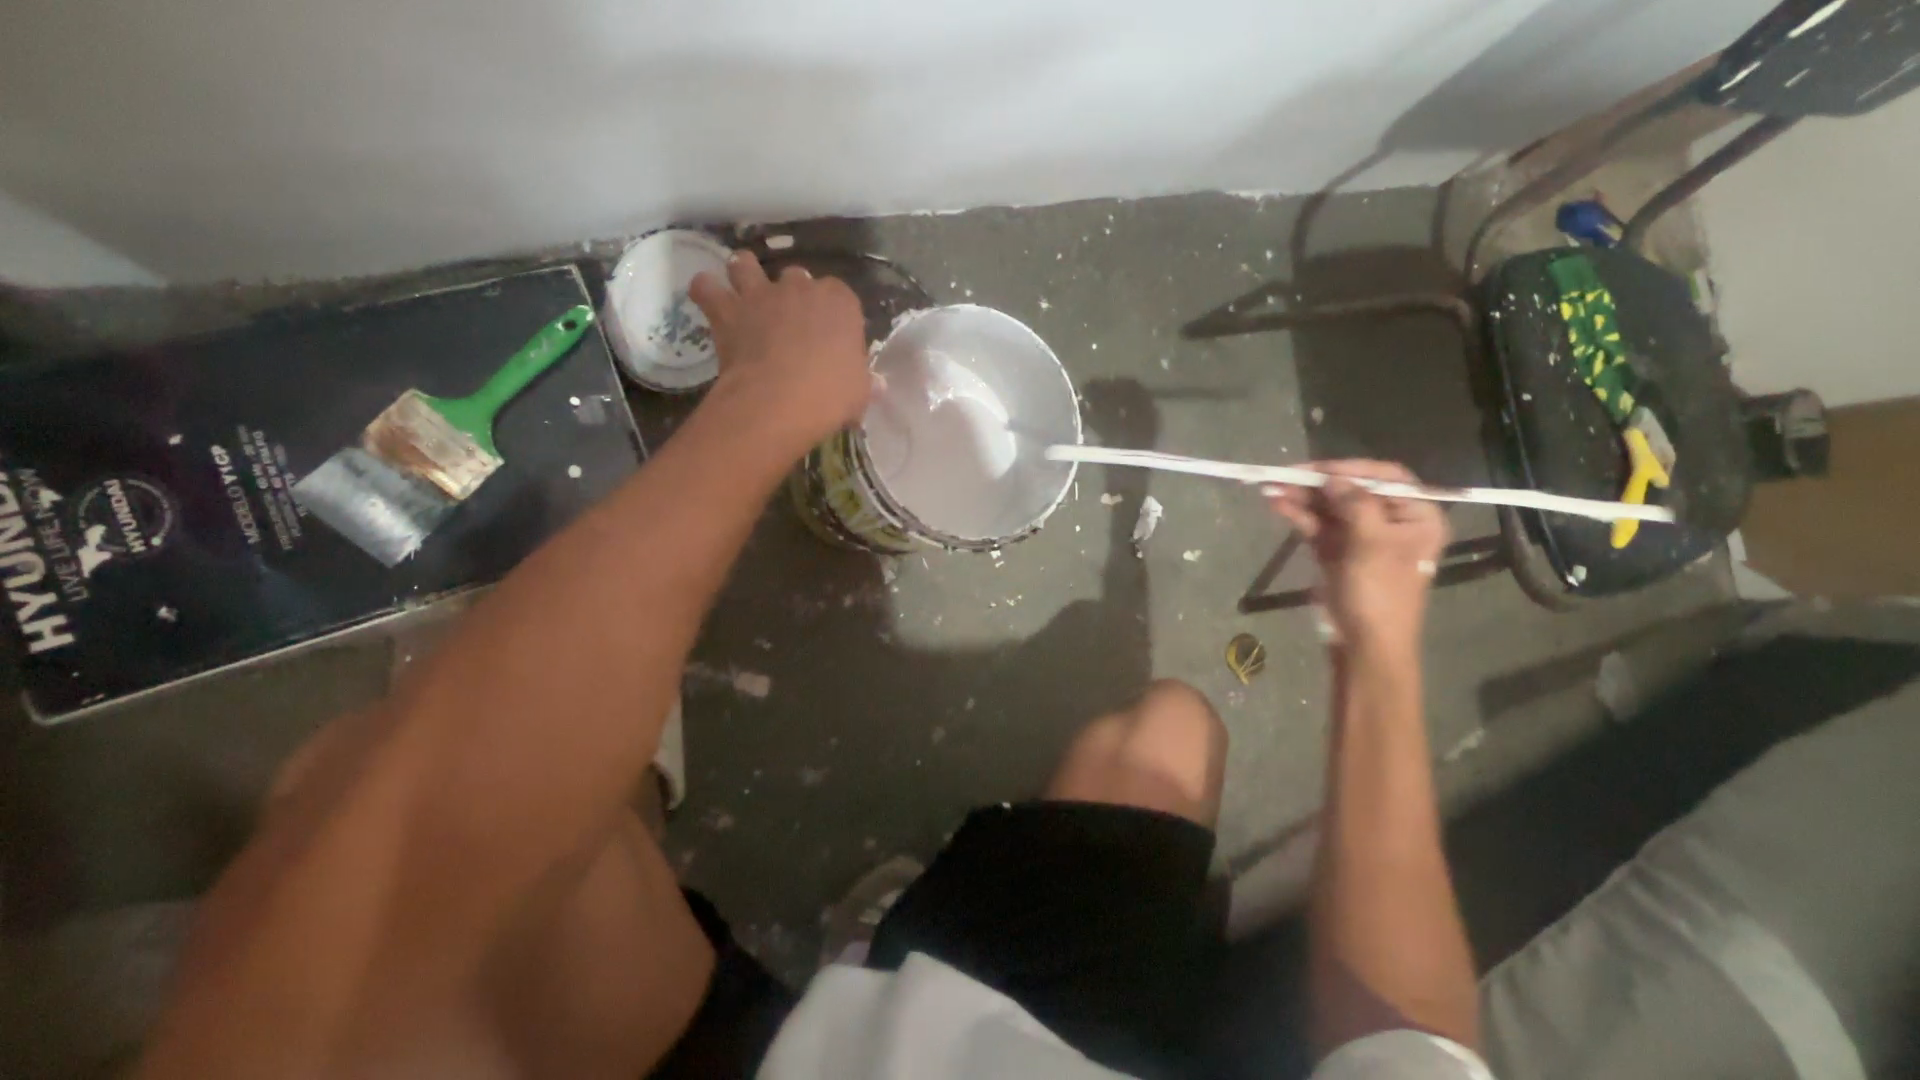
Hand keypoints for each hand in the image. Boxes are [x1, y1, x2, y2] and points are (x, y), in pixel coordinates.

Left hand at [689, 251, 874, 453]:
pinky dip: (705, 291)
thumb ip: (864, 381)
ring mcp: (761, 294)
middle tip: (788, 321)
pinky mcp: (727, 309)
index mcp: (840, 302)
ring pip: (746, 264)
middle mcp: (800, 287)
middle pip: (795, 277)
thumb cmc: (830, 396)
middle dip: (791, 293)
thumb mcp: (859, 392)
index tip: (829, 336)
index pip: (840, 296)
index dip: (832, 314)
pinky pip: (706, 286)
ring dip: (743, 273)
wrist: (780, 400)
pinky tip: (708, 300)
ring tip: (743, 291)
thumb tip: (876, 384)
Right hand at [1265, 460, 1447, 655]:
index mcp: (1417, 517)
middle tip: (1285, 475)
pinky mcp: (1337, 552)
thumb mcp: (1373, 545)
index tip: (1321, 470)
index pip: (1387, 478)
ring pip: (1330, 507)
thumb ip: (1356, 504)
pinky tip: (1277, 505)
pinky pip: (1318, 526)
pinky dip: (1299, 515)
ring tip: (1271, 487)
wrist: (1365, 645)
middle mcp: (1391, 522)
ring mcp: (1362, 538)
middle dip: (1318, 483)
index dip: (1353, 469)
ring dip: (1302, 497)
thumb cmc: (1381, 594)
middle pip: (1353, 490)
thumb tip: (1334, 477)